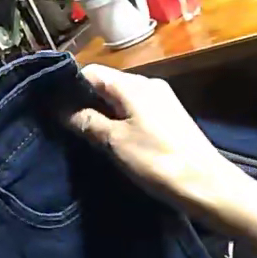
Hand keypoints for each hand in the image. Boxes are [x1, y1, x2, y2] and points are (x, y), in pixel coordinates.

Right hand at [65, 64, 256, 224]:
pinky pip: (134, 111)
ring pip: (119, 99)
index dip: (68, 86)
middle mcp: (148, 85)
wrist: (207, 185)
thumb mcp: (115, 142)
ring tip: (81, 134)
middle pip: (106, 84)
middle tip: (61, 123)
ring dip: (100, 113)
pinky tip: (109, 140)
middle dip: (83, 101)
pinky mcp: (168, 118)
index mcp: (134, 84)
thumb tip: (60, 108)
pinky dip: (118, 121)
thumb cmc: (158, 161)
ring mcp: (161, 101)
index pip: (91, 72)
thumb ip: (86, 121)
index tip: (49, 105)